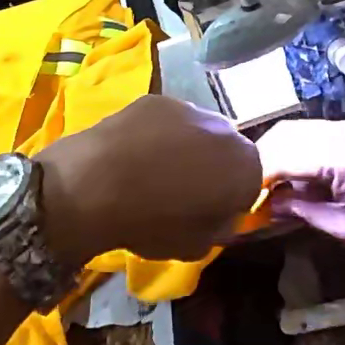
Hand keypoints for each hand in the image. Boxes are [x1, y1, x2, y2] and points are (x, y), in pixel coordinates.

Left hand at [39, 95, 261, 264]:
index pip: (250, 184)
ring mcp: (187, 107)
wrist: (94, 184)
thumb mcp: (196, 246)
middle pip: (225, 150)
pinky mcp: (154, 98)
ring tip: (152, 170)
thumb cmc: (152, 222)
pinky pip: (165, 120)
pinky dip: (156, 133)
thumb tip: (218, 212)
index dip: (230, 201)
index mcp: (245, 166)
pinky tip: (133, 152)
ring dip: (185, 147)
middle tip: (181, 191)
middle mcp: (224, 128)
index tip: (208, 213)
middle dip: (211, 167)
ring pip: (196, 131)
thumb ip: (219, 225)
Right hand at [257, 119, 344, 266]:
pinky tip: (298, 175)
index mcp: (338, 154)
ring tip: (272, 184)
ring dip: (281, 153)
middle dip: (264, 159)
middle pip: (286, 134)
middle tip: (253, 189)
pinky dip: (301, 150)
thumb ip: (304, 211)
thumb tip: (269, 205)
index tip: (244, 196)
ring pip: (300, 130)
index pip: (280, 155)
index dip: (258, 176)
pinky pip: (318, 134)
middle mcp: (342, 131)